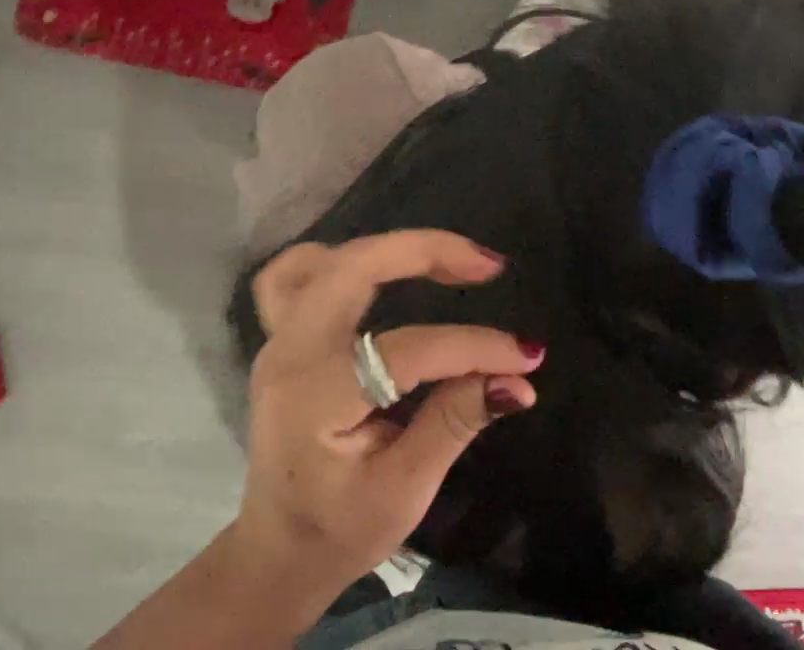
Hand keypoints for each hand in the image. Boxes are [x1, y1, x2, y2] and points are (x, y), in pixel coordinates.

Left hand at [235, 230, 542, 591]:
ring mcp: (277, 342)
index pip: (407, 350)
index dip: (472, 347)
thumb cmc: (340, 530)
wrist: (278, 553)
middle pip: (354, 268)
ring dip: (383, 249)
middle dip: (425, 252)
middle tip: (487, 265)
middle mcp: (289, 353)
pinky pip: (296, 276)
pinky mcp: (281, 342)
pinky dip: (339, 262)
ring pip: (319, 260)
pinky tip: (376, 273)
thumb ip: (454, 424)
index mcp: (317, 396)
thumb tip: (516, 381)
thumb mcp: (404, 491)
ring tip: (438, 261)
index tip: (526, 356)